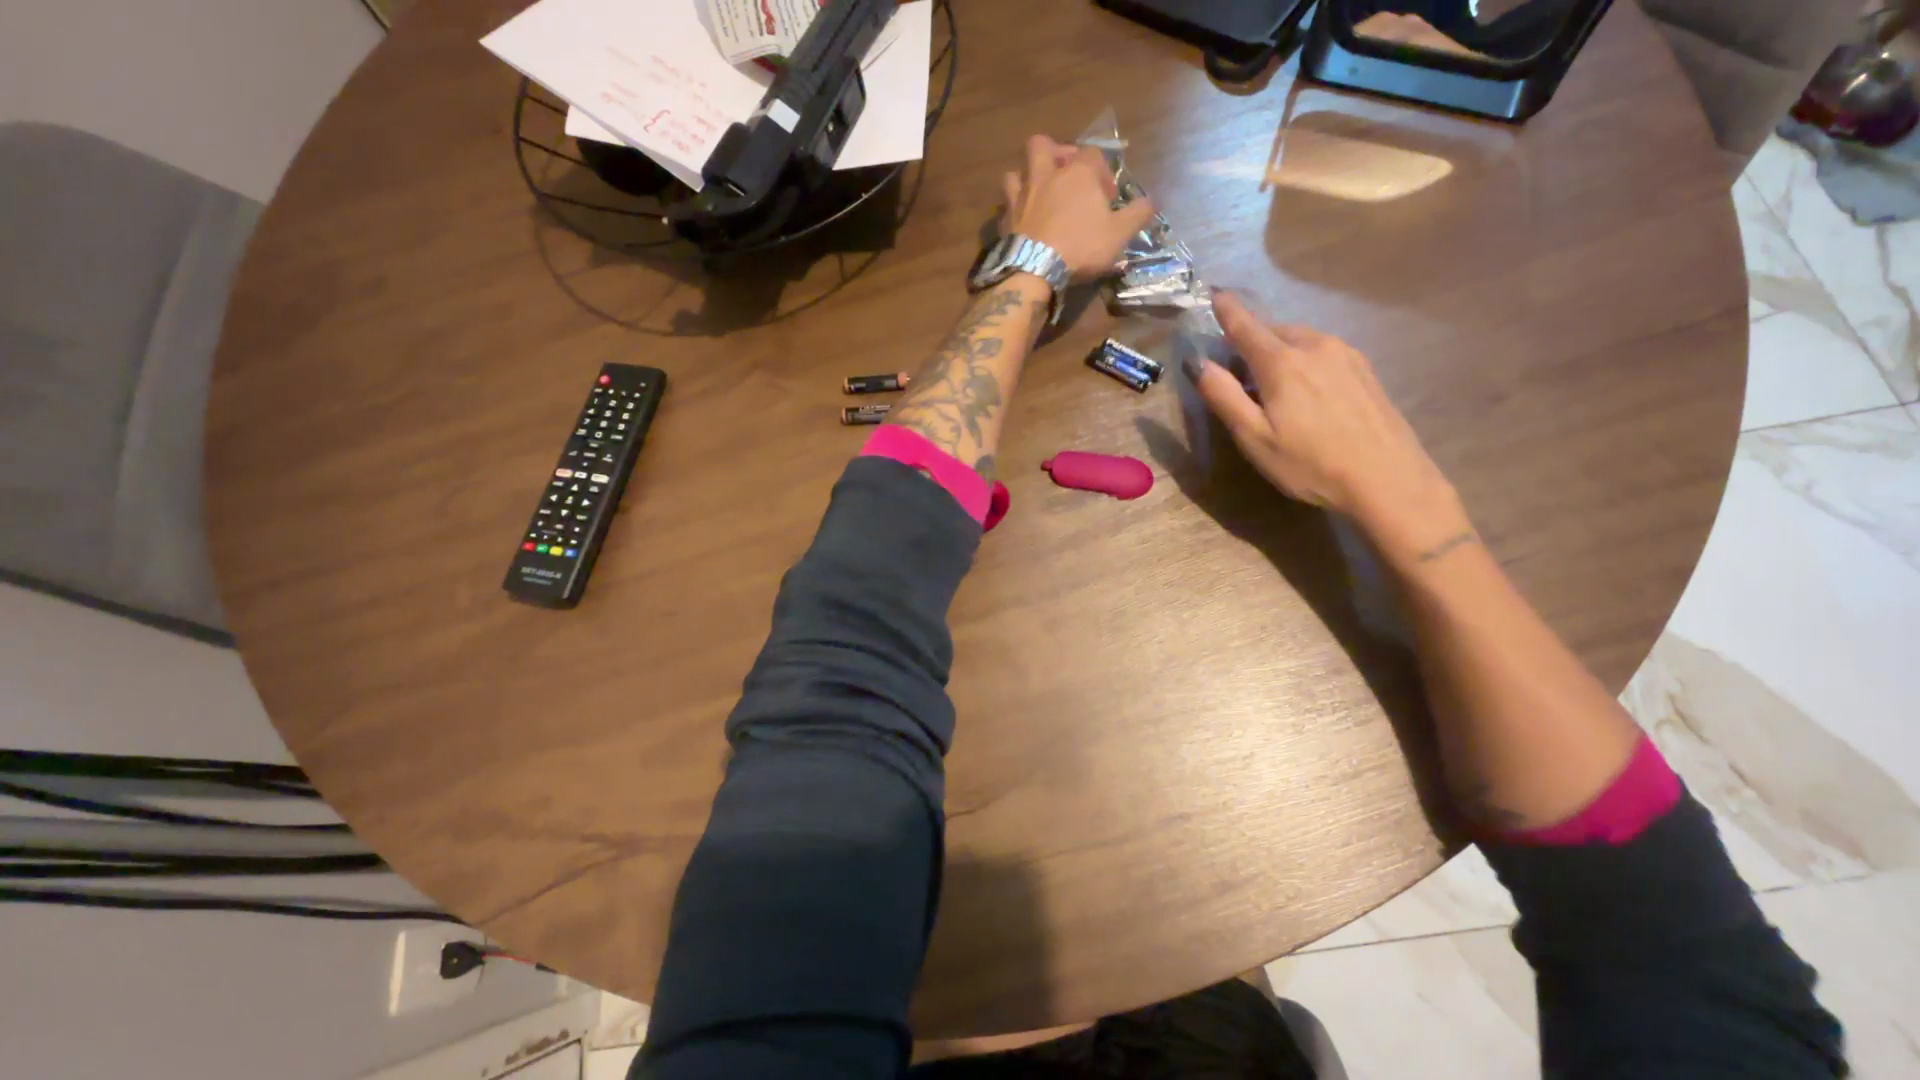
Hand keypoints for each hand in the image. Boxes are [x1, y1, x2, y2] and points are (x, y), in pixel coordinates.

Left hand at [1001, 135, 1157, 280]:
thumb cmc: (1082, 246)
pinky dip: (1014, 206)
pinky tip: (1023, 218)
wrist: (1036, 269)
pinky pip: (1006, 202)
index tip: (1108, 197)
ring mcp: (1021, 195)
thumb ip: (1138, 214)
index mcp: (1077, 173)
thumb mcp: (1120, 233)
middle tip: (1065, 174)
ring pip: (1017, 171)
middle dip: (1054, 153)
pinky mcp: (1005, 217)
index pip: (1092, 154)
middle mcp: (1046, 175)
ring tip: (1039, 193)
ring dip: (1027, 176)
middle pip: (1042, 145)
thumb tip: (1153, 201)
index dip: (1102, 171)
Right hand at [1190, 292, 1471, 561]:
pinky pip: (1323, 350)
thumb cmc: (1311, 464)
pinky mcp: (1365, 369)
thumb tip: (1199, 362)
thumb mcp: (1255, 438)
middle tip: (1238, 363)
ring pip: (1301, 338)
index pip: (1245, 324)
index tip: (1214, 293)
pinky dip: (1305, 357)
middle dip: (1252, 338)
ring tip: (1272, 378)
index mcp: (1281, 362)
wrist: (1388, 480)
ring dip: (1280, 348)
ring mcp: (1345, 355)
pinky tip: (1308, 387)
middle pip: (1273, 330)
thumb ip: (1224, 396)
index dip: (1226, 309)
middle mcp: (1314, 346)